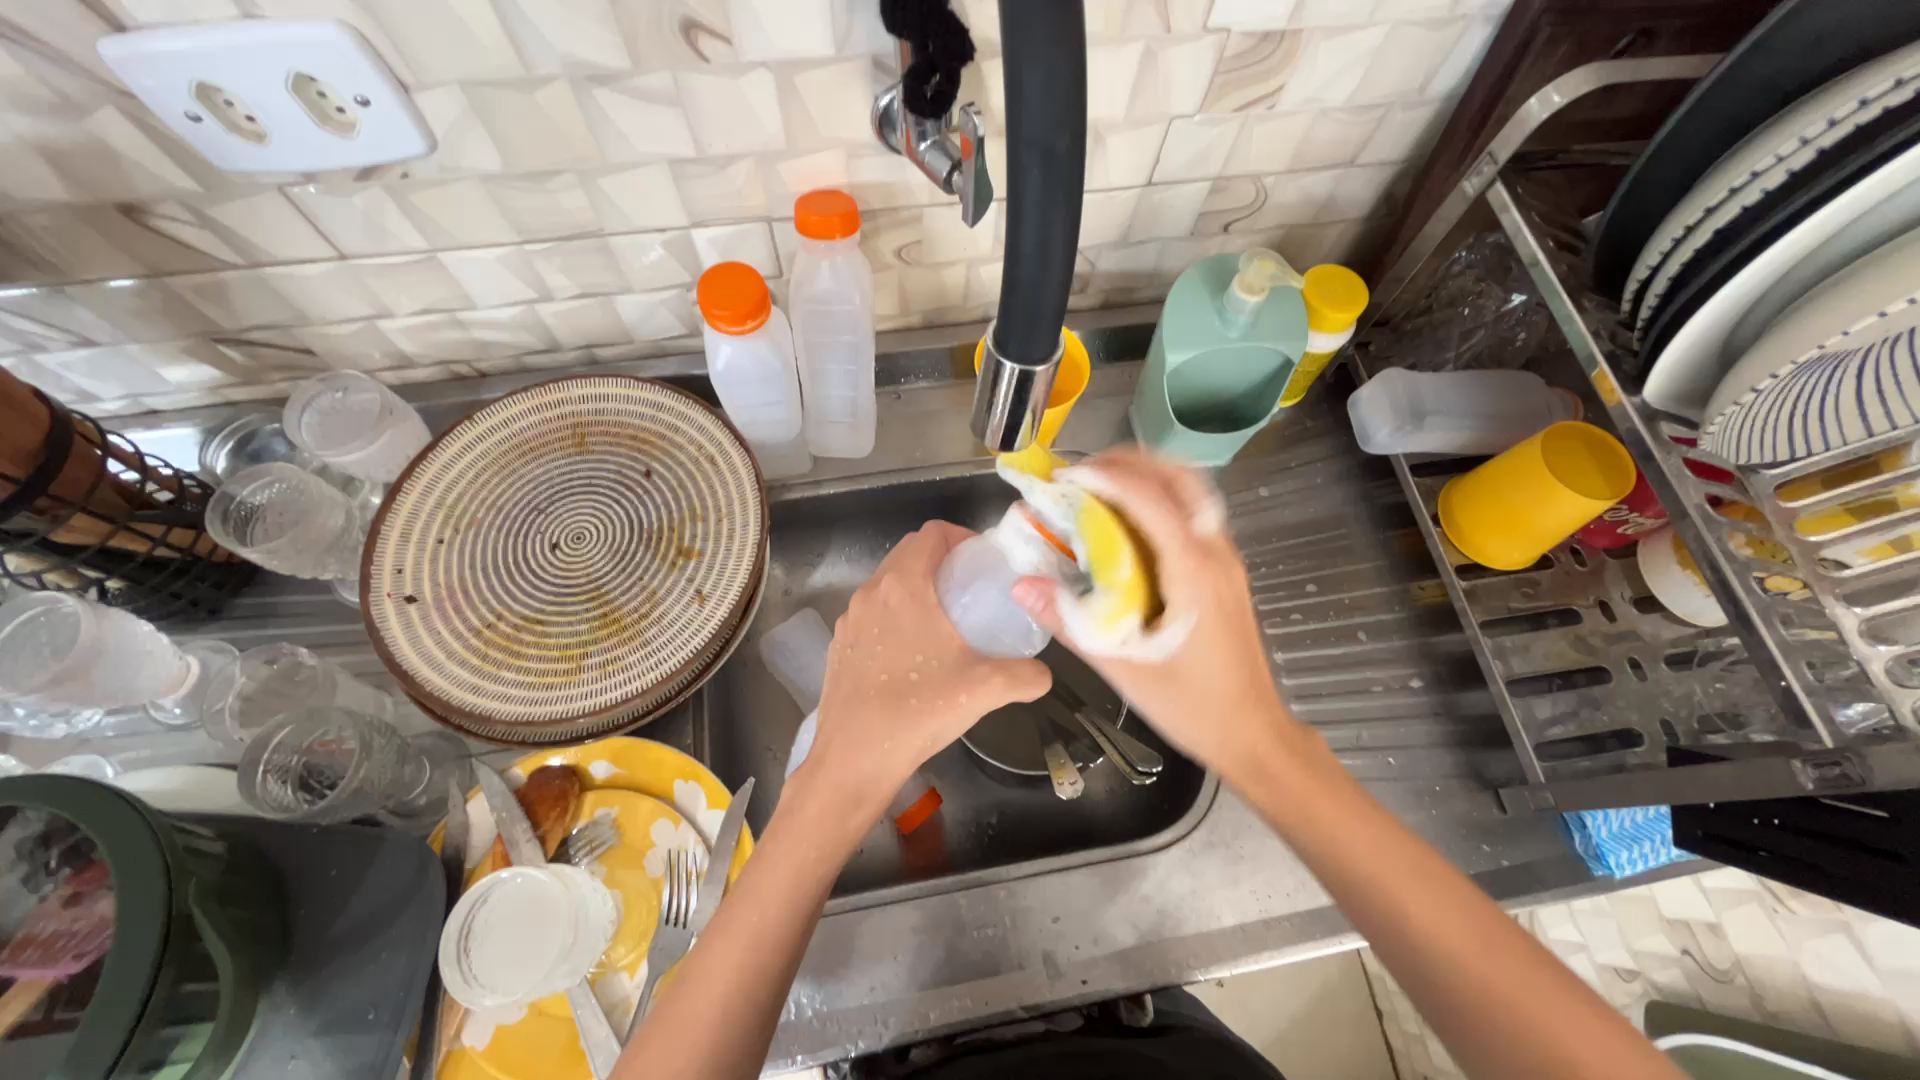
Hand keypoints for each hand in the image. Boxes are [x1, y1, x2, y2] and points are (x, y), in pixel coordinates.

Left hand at [801, 521, 1051, 815]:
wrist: (853, 759)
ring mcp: (849, 621)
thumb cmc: (918, 711)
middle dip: (942, 561)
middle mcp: (870, 594)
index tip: (984, 564)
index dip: (962, 537)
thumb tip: (1044, 675)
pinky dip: (896, 618)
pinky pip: (873, 616)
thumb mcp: (985, 689)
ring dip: (917, 589)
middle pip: (908, 553)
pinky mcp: (838, 648)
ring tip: (947, 621)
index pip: (931, 533)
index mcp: (903, 586)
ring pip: (887, 585)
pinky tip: (915, 656)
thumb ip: (1026, 676)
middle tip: (973, 590)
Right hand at [1012, 448, 1298, 774]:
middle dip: (1128, 463)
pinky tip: (1125, 525)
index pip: (1150, 499)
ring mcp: (1226, 560)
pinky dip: (1157, 503)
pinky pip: (1191, 517)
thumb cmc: (1194, 708)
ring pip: (1189, 493)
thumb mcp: (1125, 670)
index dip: (1106, 477)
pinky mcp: (1224, 572)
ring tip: (1098, 488)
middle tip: (1080, 473)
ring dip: (1145, 478)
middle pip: (1178, 478)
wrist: (1253, 734)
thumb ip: (1072, 624)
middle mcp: (1216, 553)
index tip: (1064, 477)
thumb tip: (1022, 586)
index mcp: (1194, 571)